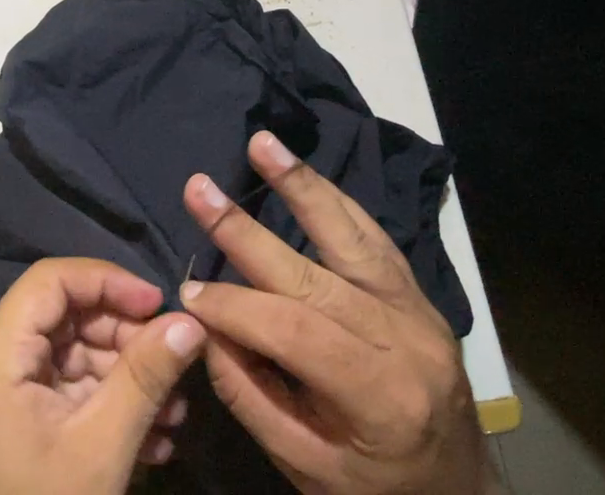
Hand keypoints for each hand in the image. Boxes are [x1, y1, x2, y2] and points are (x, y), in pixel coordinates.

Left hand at [0, 257, 206, 494]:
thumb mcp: (101, 446)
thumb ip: (144, 377)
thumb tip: (189, 322)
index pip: (49, 281)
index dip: (107, 281)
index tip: (158, 303)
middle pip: (62, 318)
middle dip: (123, 338)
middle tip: (175, 367)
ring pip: (68, 356)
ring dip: (123, 378)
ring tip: (173, 415)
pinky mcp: (9, 419)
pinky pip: (60, 391)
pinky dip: (103, 403)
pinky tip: (152, 437)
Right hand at [181, 131, 493, 494]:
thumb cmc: (376, 491)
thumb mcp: (305, 466)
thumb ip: (250, 394)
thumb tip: (203, 327)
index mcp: (380, 397)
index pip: (293, 331)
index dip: (233, 308)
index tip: (185, 292)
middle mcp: (406, 342)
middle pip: (314, 274)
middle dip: (246, 230)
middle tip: (198, 189)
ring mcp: (418, 311)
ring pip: (354, 237)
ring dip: (302, 186)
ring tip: (262, 144)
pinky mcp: (419, 296)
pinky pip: (375, 239)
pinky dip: (337, 202)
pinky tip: (305, 172)